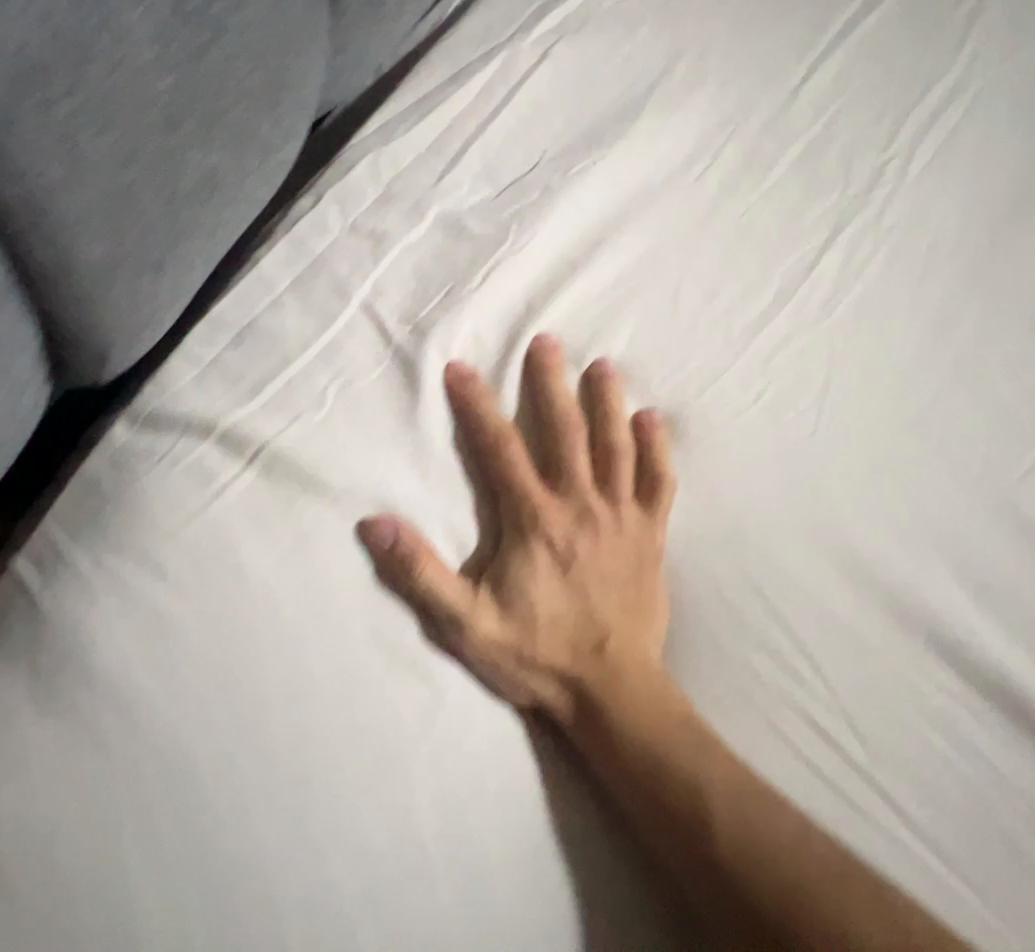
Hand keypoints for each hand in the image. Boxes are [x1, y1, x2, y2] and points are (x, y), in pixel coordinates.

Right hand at [358, 334, 676, 725]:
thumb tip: (374, 523)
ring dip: (608, 403)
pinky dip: (657, 449)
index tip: (460, 367)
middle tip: (546, 342)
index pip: (499, 449)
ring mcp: (622, 519)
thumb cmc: (535, 656)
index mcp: (533, 521)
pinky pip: (659, 483)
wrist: (612, 692)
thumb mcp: (464, 623)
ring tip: (602, 366)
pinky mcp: (651, 537)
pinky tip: (652, 420)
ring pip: (616, 447)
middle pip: (566, 432)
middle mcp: (580, 507)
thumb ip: (419, 573)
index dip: (477, 405)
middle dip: (551, 384)